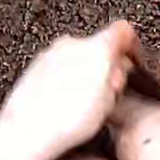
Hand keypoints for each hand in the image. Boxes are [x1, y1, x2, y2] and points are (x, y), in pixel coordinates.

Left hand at [0, 21, 139, 159]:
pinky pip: (57, 68)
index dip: (130, 45)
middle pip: (97, 45)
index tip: (131, 58)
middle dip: (104, 65)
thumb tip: (121, 67)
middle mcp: (71, 44)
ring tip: (83, 103)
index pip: (123, 30)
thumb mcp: (109, 100)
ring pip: (75, 57)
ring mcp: (50, 54)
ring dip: (83, 73)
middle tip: (107, 91)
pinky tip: (64, 103)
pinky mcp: (34, 67)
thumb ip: (119, 76)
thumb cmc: (67, 119)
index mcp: (97, 46)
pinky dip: (64, 80)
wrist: (28, 129)